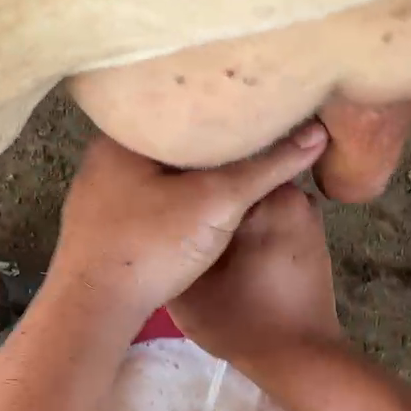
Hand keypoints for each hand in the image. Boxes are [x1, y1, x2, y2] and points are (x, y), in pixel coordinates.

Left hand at [47, 124, 328, 319]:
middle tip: (256, 130)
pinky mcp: (97, 227)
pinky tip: (196, 204)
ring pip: (154, 171)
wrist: (93, 309)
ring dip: (189, 172)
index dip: (220, 103)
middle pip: (166, 137)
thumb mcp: (217, 201)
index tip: (258, 101)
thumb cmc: (150, 247)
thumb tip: (317, 133)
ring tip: (234, 165)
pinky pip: (142, 198)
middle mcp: (100, 158)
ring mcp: (94, 195)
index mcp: (120, 137)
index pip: (178, 104)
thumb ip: (266, 166)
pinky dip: (170, 196)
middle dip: (208, 139)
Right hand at [169, 183, 344, 378]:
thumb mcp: (186, 284)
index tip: (155, 176)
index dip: (182, 168)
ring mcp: (304, 214)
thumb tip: (150, 216)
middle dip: (204, 184)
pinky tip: (218, 239)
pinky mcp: (307, 236)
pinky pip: (266, 214)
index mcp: (264, 195)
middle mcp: (291, 193)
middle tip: (166, 197)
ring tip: (189, 217)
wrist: (297, 358)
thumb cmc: (240, 318)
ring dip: (223, 204)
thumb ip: (168, 242)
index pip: (217, 160)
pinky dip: (243, 221)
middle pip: (236, 173)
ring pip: (250, 194)